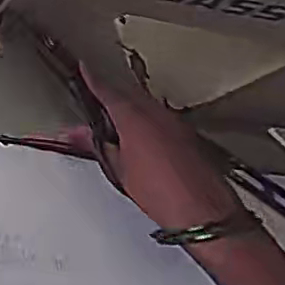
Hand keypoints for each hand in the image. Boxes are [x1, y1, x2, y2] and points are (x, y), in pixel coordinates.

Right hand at [65, 53, 242, 230]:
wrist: (205, 215)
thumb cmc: (163, 194)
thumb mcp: (119, 169)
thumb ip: (96, 145)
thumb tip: (78, 134)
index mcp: (133, 117)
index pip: (107, 90)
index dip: (93, 79)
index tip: (84, 69)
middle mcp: (156, 113)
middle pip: (128, 94)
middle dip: (111, 94)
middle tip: (97, 98)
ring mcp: (176, 123)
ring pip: (146, 104)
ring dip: (131, 107)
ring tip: (118, 120)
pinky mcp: (189, 135)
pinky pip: (162, 117)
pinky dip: (149, 119)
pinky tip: (144, 135)